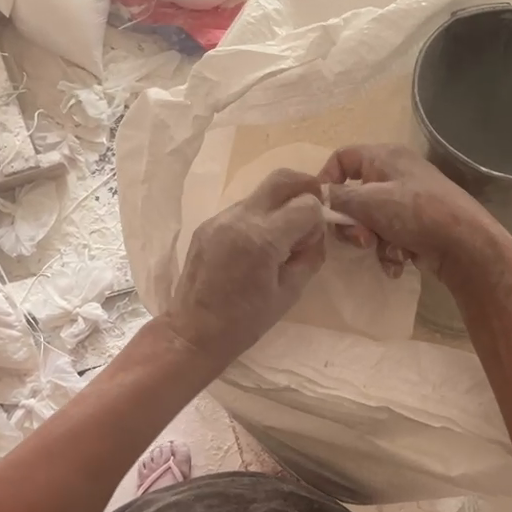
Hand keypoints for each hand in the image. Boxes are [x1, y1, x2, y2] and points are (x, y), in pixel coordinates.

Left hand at [161, 169, 326, 364]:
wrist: (194, 332)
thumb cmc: (245, 322)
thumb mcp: (289, 293)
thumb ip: (310, 256)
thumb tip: (316, 233)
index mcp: (263, 239)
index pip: (306, 204)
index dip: (318, 218)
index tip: (314, 238)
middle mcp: (240, 218)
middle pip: (282, 178)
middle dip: (305, 188)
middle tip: (312, 210)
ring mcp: (220, 219)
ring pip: (261, 193)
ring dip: (279, 206)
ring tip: (281, 238)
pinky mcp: (207, 225)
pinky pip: (242, 209)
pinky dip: (258, 219)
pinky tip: (256, 247)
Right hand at [320, 144, 502, 277]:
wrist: (465, 244)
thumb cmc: (416, 214)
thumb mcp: (371, 202)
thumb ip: (340, 198)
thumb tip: (322, 198)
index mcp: (385, 157)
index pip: (342, 158)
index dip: (327, 181)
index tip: (320, 208)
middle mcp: (395, 174)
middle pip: (354, 197)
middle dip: (354, 223)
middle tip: (362, 239)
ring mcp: (406, 201)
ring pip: (370, 222)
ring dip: (373, 242)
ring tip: (387, 251)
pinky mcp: (415, 226)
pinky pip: (388, 237)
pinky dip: (390, 251)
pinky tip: (400, 261)